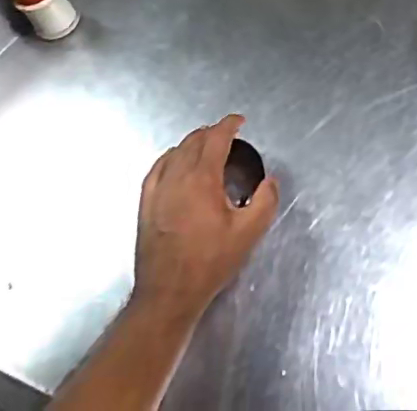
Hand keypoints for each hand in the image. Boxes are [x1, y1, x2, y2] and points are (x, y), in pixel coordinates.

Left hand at [133, 114, 279, 317]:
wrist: (168, 294)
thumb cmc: (210, 262)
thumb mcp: (248, 234)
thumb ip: (266, 201)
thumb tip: (270, 180)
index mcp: (202, 178)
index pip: (216, 138)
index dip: (229, 124)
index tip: (240, 121)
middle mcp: (177, 176)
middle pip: (195, 140)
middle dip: (213, 132)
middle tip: (227, 135)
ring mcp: (158, 189)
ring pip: (176, 151)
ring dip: (193, 142)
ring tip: (206, 146)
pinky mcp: (146, 203)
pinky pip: (158, 167)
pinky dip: (171, 156)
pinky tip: (175, 162)